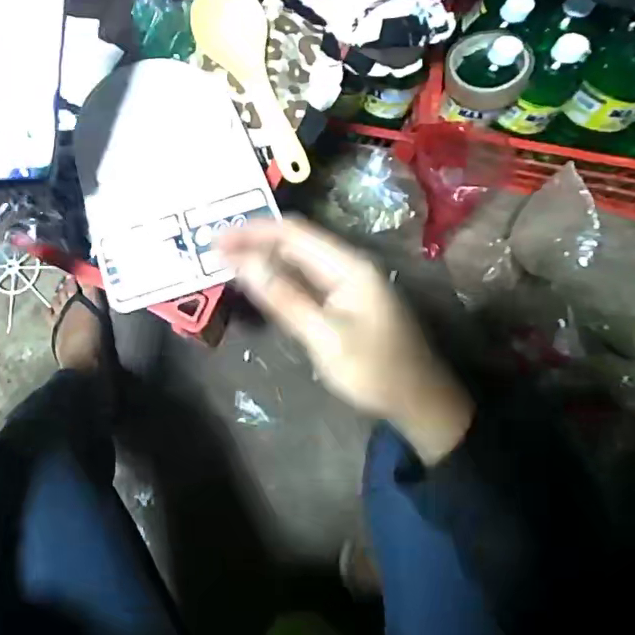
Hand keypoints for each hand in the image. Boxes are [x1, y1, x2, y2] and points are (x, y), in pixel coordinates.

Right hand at [221, 217, 472, 462]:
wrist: (421, 402)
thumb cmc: (374, 370)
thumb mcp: (324, 337)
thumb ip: (284, 297)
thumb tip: (243, 263)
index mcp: (348, 265)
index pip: (293, 233)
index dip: (252, 232)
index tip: (215, 239)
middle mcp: (348, 264)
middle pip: (295, 242)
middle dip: (254, 242)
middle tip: (213, 251)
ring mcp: (348, 281)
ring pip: (299, 259)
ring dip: (265, 258)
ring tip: (227, 263)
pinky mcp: (346, 300)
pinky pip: (307, 278)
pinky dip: (280, 277)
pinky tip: (259, 284)